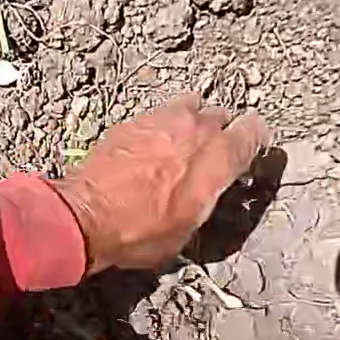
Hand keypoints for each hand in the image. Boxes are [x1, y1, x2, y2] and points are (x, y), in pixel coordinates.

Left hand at [51, 93, 271, 273]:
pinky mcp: (130, 121)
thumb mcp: (185, 231)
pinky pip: (154, 115)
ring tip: (174, 146)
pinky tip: (144, 148)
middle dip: (215, 133)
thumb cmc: (137, 232)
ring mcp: (161, 120)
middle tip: (201, 156)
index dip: (250, 143)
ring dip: (186, 123)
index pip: (254, 133)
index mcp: (219, 158)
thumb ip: (205, 200)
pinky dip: (155, 127)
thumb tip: (202, 196)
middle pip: (220, 117)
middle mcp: (196, 130)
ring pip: (188, 107)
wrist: (85, 216)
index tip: (242, 154)